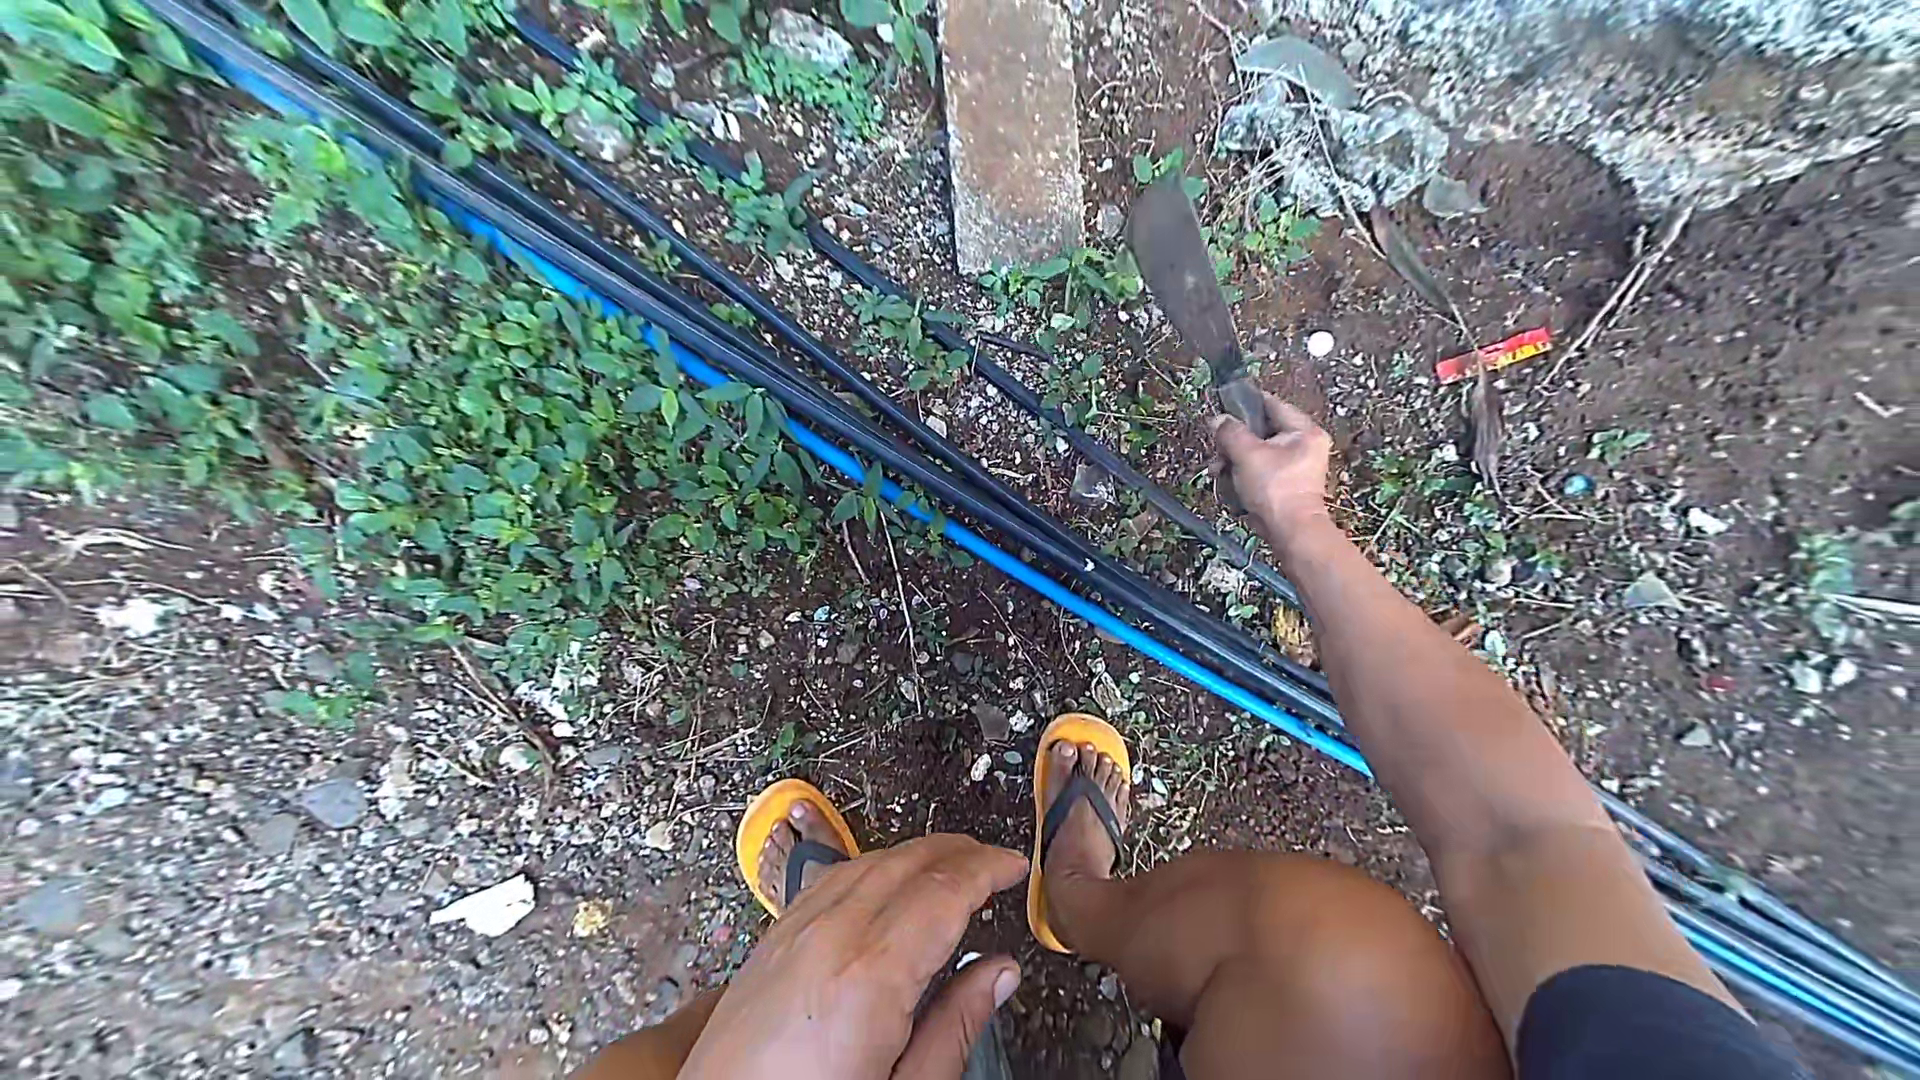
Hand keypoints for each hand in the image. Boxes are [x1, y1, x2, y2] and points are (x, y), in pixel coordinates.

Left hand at [678, 834, 1026, 1079]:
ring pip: (875, 857)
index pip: (946, 890)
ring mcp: (799, 925)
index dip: (987, 868)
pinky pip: (836, 872)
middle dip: (961, 851)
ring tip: (953, 864)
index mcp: (872, 974)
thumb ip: (956, 1027)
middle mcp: (835, 932)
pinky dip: (877, 862)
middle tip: (993, 862)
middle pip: (912, 860)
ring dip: (921, 852)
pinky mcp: (777, 931)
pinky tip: (891, 875)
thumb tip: (1001, 971)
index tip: (1014, 866)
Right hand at [1210, 393, 1333, 536]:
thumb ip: (1230, 432)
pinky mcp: (1284, 484)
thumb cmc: (1273, 488)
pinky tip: (1228, 484)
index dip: (1246, 404)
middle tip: (1218, 453)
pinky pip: (1258, 470)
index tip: (1223, 406)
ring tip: (1219, 473)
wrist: (1289, 531)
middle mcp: (1303, 445)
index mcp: (1303, 431)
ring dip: (1233, 461)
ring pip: (1255, 452)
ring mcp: (1294, 466)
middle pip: (1260, 432)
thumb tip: (1217, 420)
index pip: (1272, 405)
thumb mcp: (1246, 454)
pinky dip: (1242, 475)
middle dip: (1233, 443)